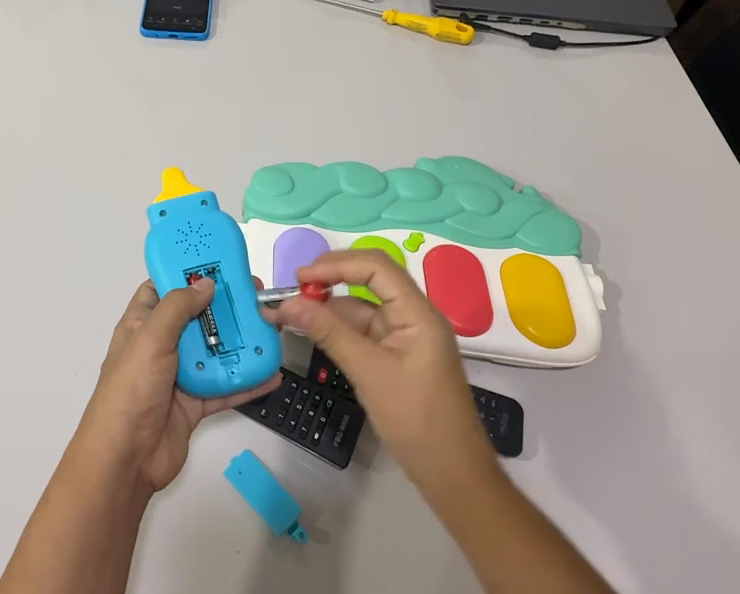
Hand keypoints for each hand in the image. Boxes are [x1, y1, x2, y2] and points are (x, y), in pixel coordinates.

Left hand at [77, 278, 279, 491]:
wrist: (126, 458)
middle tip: (256, 295)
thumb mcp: (150, 339)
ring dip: (240, 342)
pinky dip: (247, 381)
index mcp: (141, 325)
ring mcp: (178, 376)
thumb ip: (178, 308)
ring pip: (214, 351)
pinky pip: (225, 387)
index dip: (186, 275)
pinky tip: (271, 373)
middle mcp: (160, 346)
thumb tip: (207, 284)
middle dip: (224, 307)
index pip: (162, 289)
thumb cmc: (131, 389)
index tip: (218, 264)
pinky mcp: (194, 404)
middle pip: (196, 318)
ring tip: (270, 328)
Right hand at [272, 250, 497, 493]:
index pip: (376, 267)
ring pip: (360, 308)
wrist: (451, 473)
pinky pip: (362, 331)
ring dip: (327, 308)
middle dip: (329, 281)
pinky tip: (311, 333)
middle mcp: (413, 316)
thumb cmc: (416, 419)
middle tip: (291, 292)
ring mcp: (404, 337)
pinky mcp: (396, 356)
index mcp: (418, 313)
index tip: (299, 278)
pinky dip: (336, 329)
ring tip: (289, 314)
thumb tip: (287, 303)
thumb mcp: (367, 372)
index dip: (336, 264)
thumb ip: (328, 332)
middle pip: (368, 282)